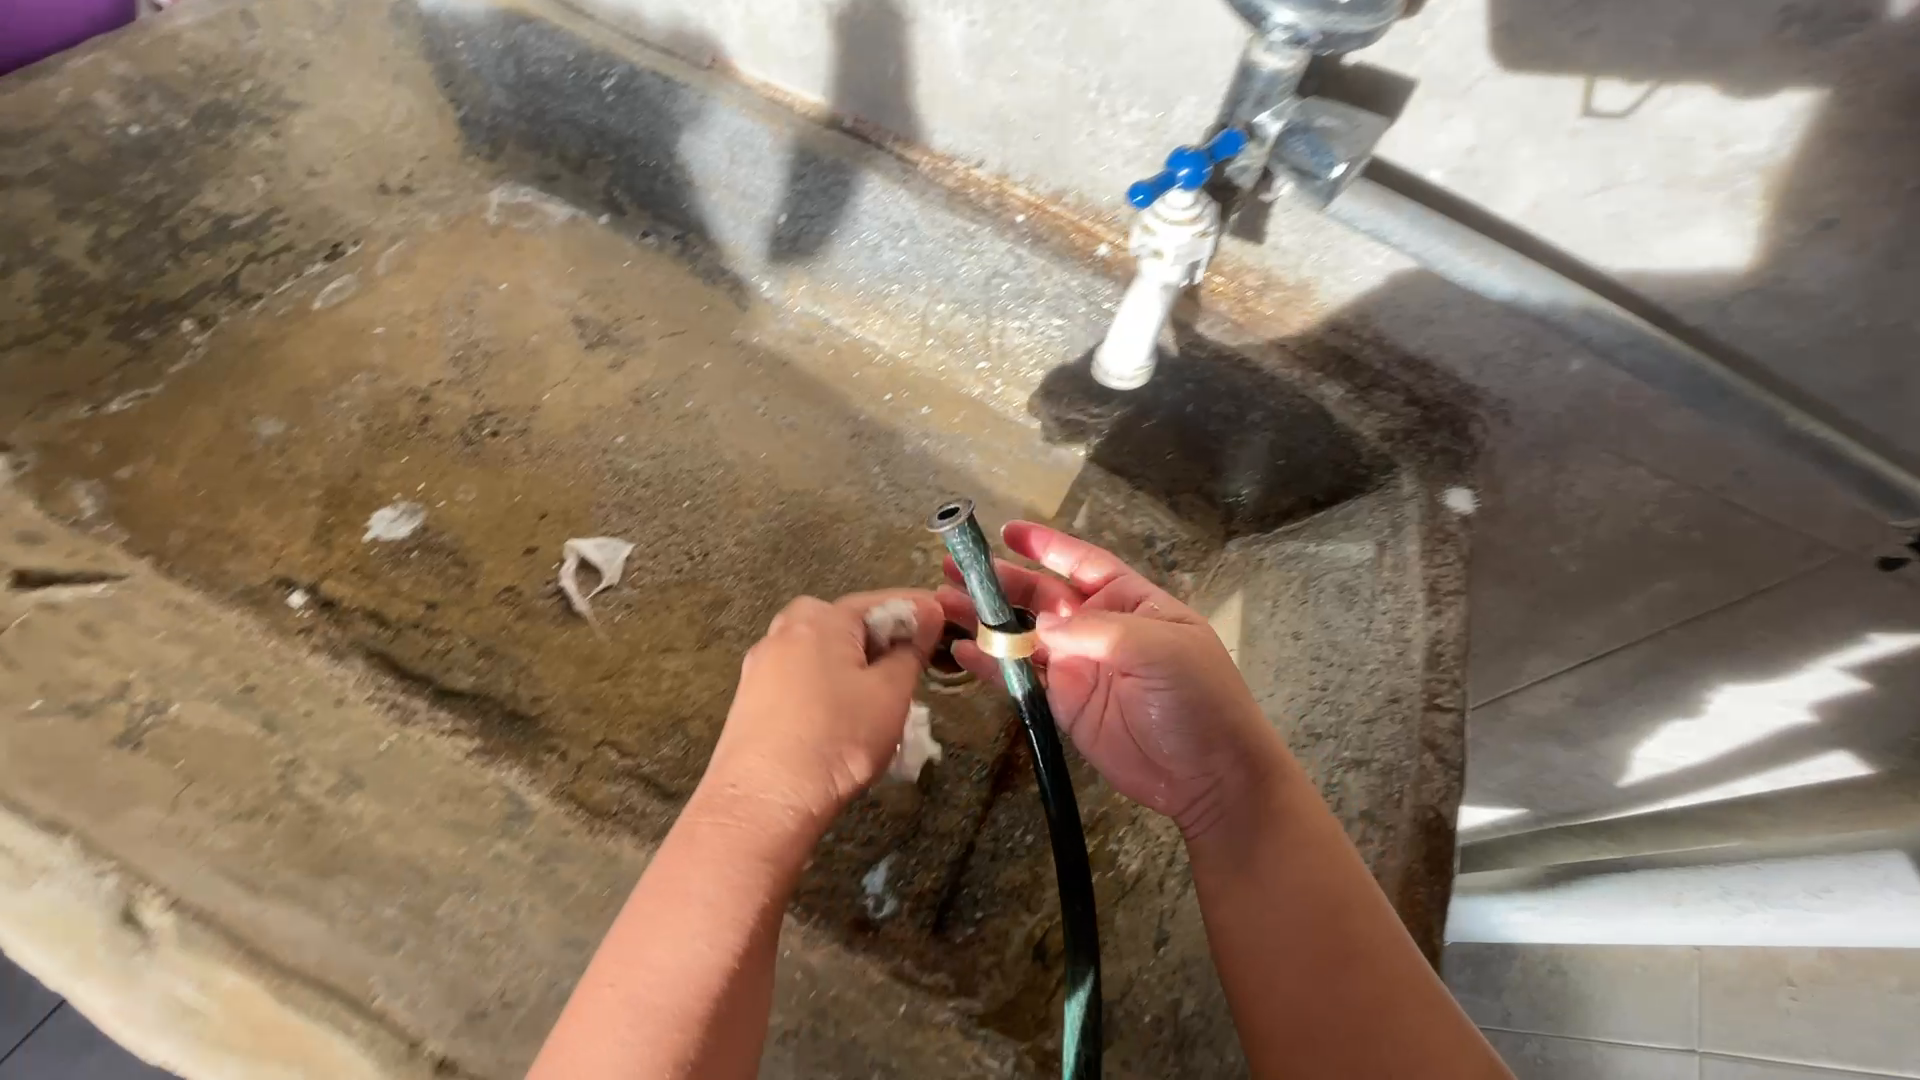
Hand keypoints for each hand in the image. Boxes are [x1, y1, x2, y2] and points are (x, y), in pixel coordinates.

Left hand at [704, 590, 942, 829]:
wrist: (764, 802)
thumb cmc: (837, 740)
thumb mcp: (890, 694)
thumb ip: (911, 649)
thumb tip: (929, 612)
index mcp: (820, 619)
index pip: (878, 602)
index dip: (915, 610)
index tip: (943, 621)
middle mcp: (784, 631)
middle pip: (844, 623)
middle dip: (879, 637)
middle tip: (909, 663)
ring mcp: (761, 664)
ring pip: (820, 651)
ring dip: (851, 663)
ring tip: (878, 695)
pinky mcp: (750, 697)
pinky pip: (800, 676)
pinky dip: (825, 684)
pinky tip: (839, 715)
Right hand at [938, 522, 1285, 838]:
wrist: (1209, 776)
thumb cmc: (1197, 698)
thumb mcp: (1158, 648)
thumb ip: (1096, 631)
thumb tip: (1041, 627)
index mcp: (1128, 601)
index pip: (1081, 563)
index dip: (1046, 546)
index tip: (1007, 531)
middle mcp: (1097, 627)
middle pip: (1040, 596)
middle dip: (999, 581)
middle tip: (952, 567)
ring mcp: (1077, 667)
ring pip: (1022, 635)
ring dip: (985, 620)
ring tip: (942, 604)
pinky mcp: (1063, 704)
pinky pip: (1020, 679)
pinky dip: (991, 666)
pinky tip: (962, 653)